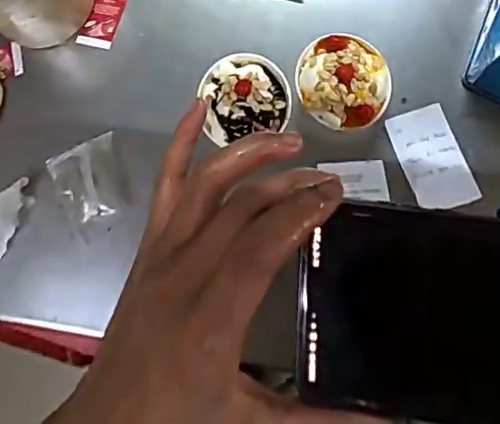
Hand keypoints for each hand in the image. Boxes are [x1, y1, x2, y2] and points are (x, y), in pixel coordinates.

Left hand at [45, 100, 360, 423]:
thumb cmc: (178, 420)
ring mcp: (162, 250)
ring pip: (205, 182)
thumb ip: (322, 420)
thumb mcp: (252, 423)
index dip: (299, 212)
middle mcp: (185, 271)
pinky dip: (179, 139)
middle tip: (327, 179)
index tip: (333, 194)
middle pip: (240, 207)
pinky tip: (196, 106)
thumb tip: (390, 417)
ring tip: (286, 140)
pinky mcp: (149, 243)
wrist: (109, 420)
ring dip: (246, 152)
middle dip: (288, 185)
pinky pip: (164, 182)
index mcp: (213, 318)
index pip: (260, 245)